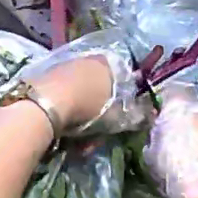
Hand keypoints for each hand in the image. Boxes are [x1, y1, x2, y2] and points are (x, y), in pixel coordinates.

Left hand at [18, 30, 145, 133]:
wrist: (45, 104)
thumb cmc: (89, 108)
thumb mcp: (118, 116)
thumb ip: (136, 115)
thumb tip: (152, 114)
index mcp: (108, 63)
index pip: (122, 78)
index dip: (122, 100)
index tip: (118, 118)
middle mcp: (87, 60)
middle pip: (98, 88)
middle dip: (98, 111)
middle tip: (96, 133)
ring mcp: (64, 66)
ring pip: (78, 94)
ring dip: (80, 115)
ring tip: (77, 137)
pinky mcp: (44, 77)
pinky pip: (61, 97)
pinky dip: (64, 112)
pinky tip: (61, 127)